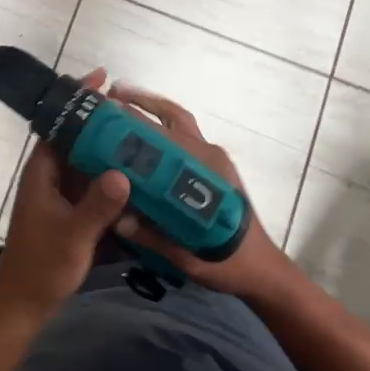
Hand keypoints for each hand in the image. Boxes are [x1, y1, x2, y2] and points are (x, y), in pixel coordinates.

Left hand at [0, 70, 130, 315]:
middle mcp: (50, 174)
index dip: (80, 100)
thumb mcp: (72, 236)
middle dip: (102, 119)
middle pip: (76, 136)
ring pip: (85, 158)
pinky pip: (91, 180)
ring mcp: (60, 192)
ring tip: (142, 131)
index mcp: (42, 171)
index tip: (103, 78)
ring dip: (108, 145)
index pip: (60, 123)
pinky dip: (109, 172)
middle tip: (136, 106)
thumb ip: (96, 206)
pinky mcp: (71, 209)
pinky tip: (135, 171)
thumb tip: (122, 172)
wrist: (25, 304)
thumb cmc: (42, 266)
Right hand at [108, 86, 299, 304]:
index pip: (166, 138)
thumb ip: (153, 238)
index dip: (136, 124)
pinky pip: (185, 135)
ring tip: (123, 100)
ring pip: (179, 121)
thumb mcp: (189, 257)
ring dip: (152, 108)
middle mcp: (210, 155)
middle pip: (172, 118)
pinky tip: (142, 131)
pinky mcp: (215, 164)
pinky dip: (162, 124)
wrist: (262, 270)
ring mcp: (213, 157)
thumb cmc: (228, 263)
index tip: (107, 116)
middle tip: (108, 100)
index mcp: (206, 172)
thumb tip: (116, 219)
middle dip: (140, 105)